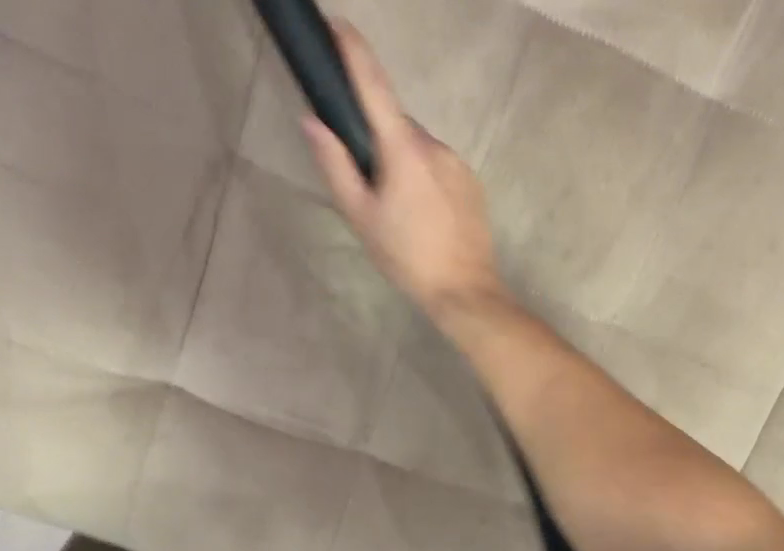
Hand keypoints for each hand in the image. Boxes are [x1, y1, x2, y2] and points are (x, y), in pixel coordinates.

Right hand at [302, 20, 507, 313]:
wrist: (465, 291)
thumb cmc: (406, 257)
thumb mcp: (361, 216)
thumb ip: (335, 165)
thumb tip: (312, 121)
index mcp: (403, 149)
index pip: (375, 86)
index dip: (355, 53)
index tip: (339, 27)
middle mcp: (434, 145)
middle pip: (395, 125)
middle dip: (377, 142)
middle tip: (369, 185)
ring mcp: (457, 162)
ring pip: (418, 148)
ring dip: (401, 163)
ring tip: (398, 211)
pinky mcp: (471, 182)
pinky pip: (438, 166)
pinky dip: (423, 178)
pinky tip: (421, 216)